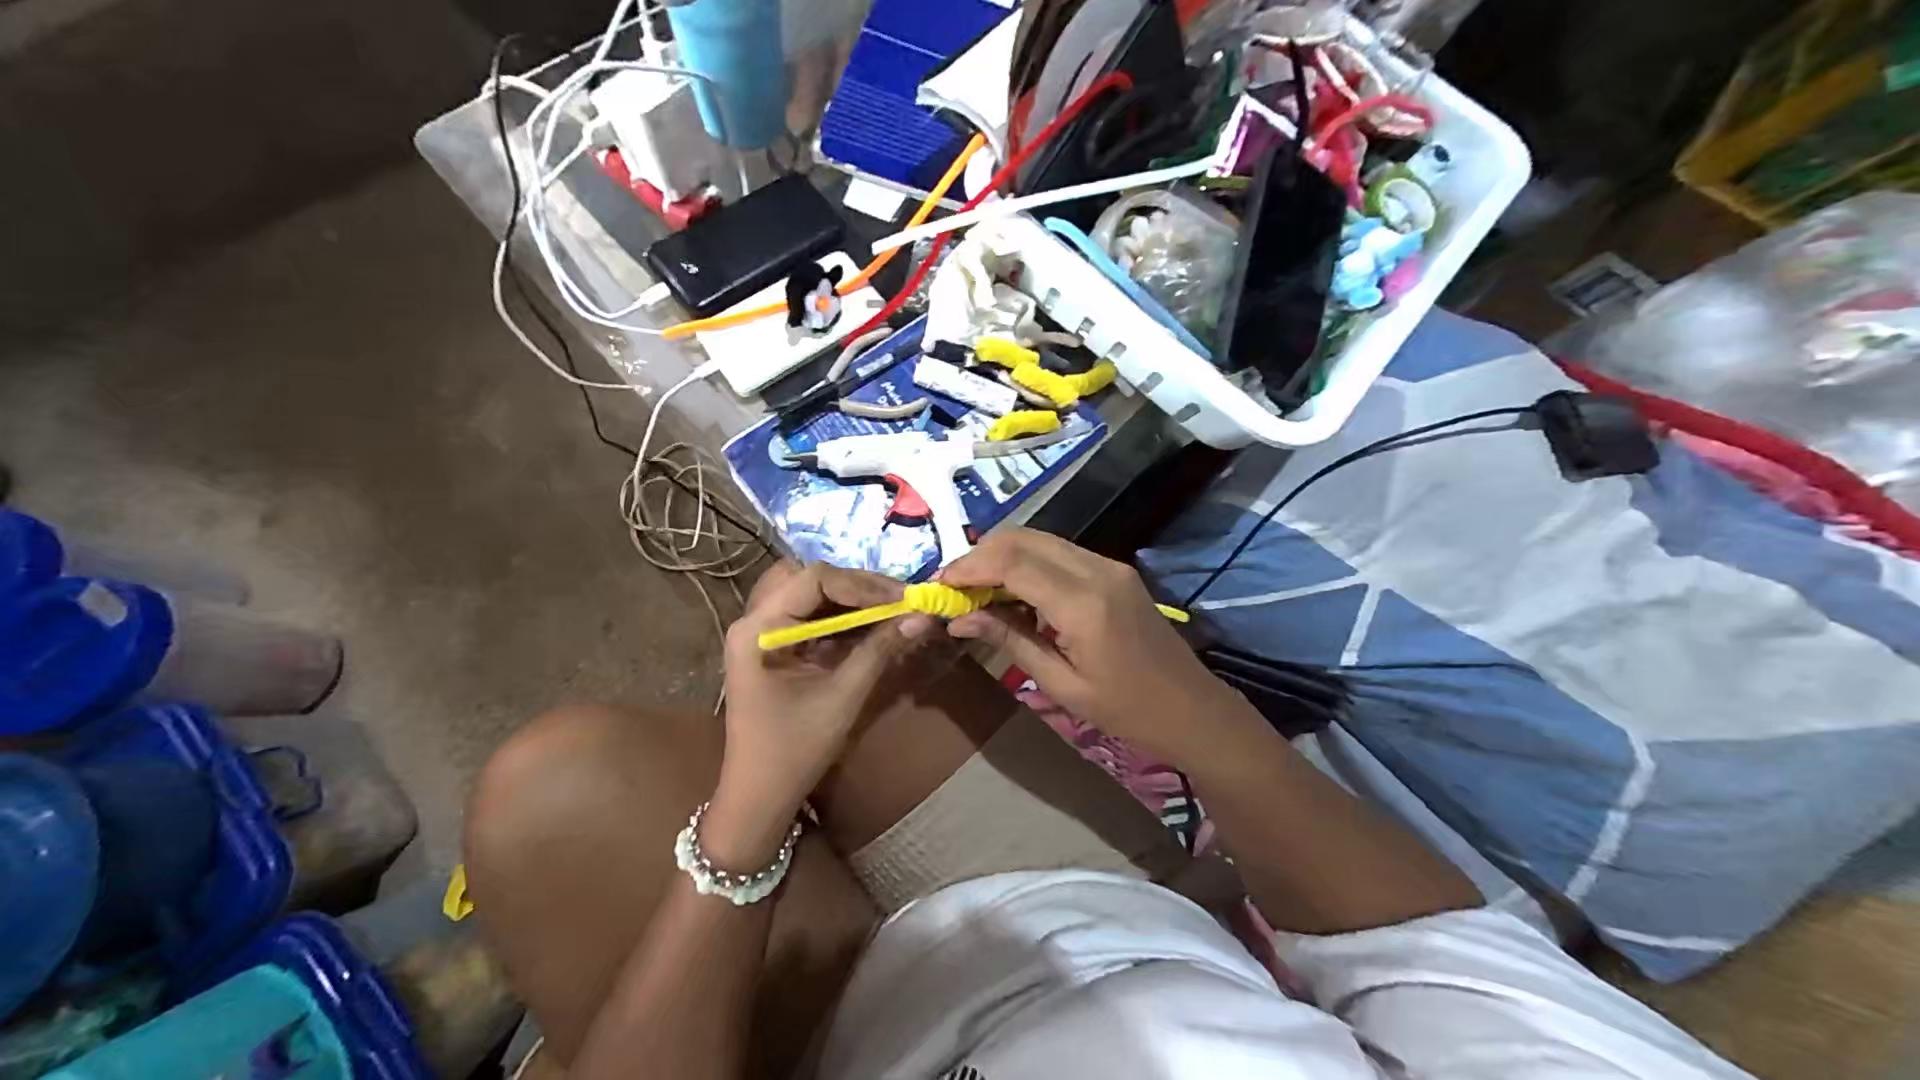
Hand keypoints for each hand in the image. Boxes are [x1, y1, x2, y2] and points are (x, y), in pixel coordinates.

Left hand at [706, 561, 926, 864]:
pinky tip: (869, 625)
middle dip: (857, 586)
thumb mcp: (842, 697)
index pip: (813, 579)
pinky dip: (840, 615)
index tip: (902, 599)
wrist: (760, 794)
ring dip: (850, 598)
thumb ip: (878, 650)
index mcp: (758, 629)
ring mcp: (761, 631)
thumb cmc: (795, 749)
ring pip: (809, 592)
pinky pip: (809, 614)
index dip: (862, 585)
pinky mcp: (775, 644)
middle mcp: (753, 620)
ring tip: (889, 609)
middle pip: (809, 578)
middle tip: (897, 600)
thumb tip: (920, 617)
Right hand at [939, 529, 1258, 764]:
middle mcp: (1097, 569)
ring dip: (1002, 555)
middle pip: (1024, 539)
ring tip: (975, 588)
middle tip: (953, 585)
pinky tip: (1012, 590)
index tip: (940, 585)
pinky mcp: (1114, 570)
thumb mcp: (1062, 684)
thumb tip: (960, 619)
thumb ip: (1010, 640)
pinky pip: (1059, 553)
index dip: (970, 567)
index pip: (1013, 563)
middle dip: (981, 554)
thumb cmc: (1127, 710)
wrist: (1193, 708)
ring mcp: (1109, 565)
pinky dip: (1027, 562)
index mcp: (1084, 603)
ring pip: (1040, 540)